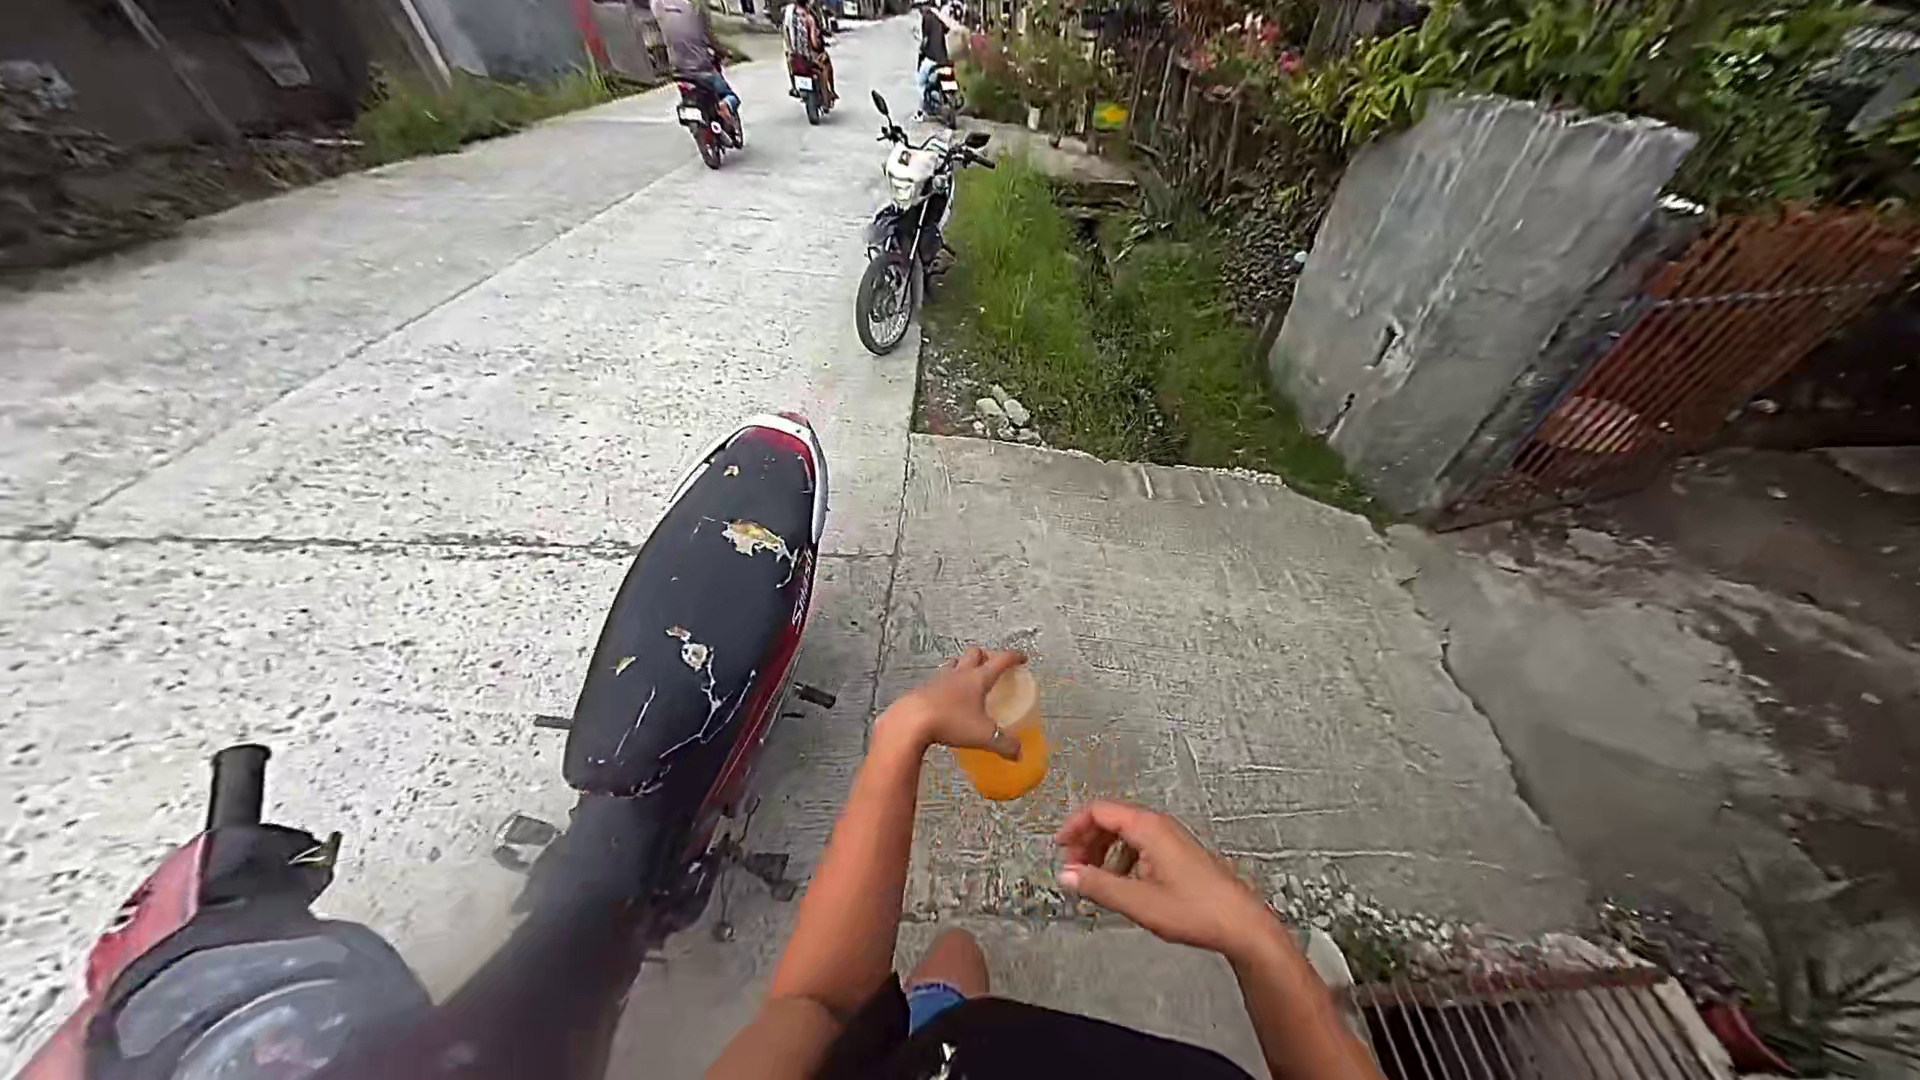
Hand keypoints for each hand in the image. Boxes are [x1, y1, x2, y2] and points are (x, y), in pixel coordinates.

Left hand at [875, 648, 1025, 758]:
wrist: (910, 721)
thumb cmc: (950, 722)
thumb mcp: (984, 736)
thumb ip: (1004, 745)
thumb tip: (1018, 754)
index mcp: (978, 679)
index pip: (1001, 660)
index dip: (1014, 657)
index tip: (1022, 658)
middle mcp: (959, 674)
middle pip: (975, 654)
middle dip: (985, 656)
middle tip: (992, 666)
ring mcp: (939, 680)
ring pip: (954, 664)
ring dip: (963, 666)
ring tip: (968, 678)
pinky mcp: (923, 690)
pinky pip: (938, 680)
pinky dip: (946, 685)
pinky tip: (946, 699)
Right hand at [1055, 800, 1278, 959]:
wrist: (1242, 925)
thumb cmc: (1198, 910)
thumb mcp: (1137, 902)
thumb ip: (1097, 886)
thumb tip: (1067, 876)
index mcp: (1146, 826)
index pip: (1097, 811)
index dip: (1074, 827)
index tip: (1060, 846)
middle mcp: (1157, 824)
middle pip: (1109, 819)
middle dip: (1086, 841)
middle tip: (1074, 867)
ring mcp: (1169, 836)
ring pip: (1123, 832)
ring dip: (1102, 851)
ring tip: (1094, 878)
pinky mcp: (1176, 851)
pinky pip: (1138, 844)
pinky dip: (1120, 858)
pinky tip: (1120, 883)